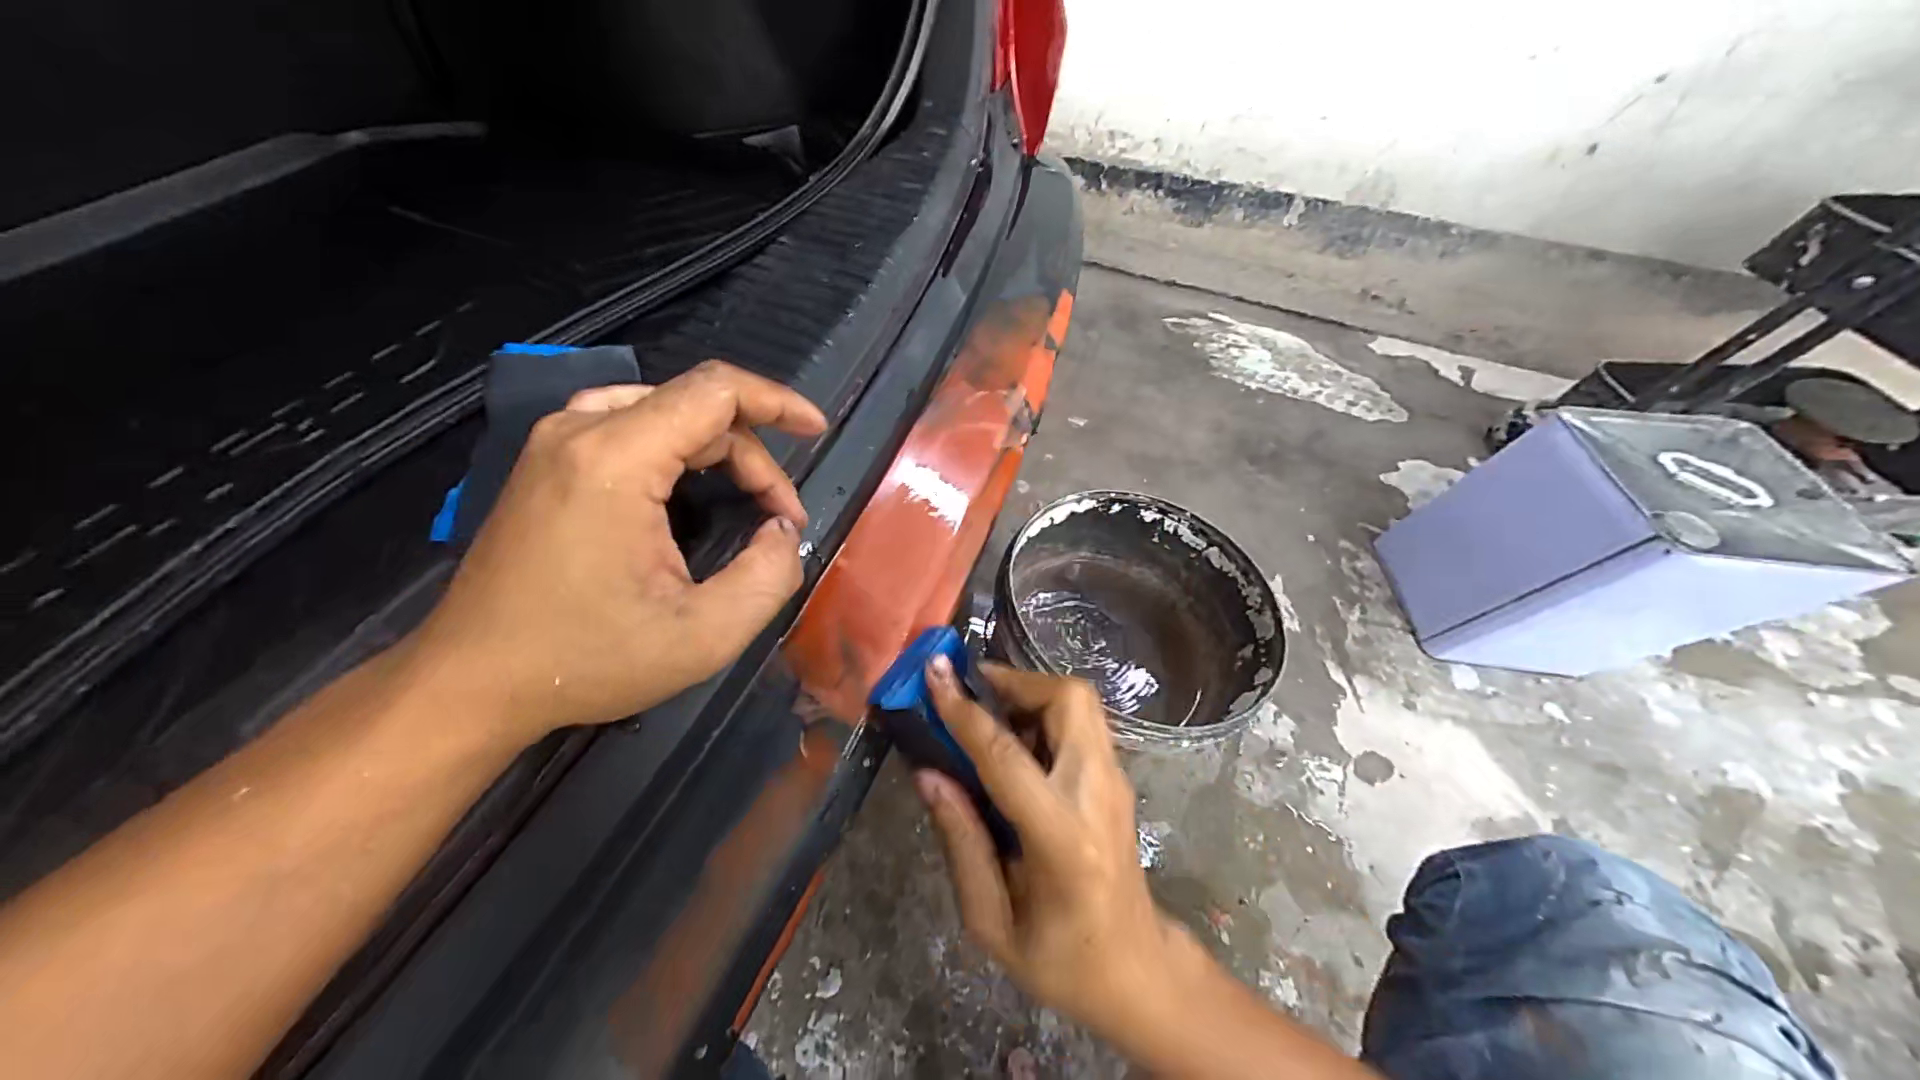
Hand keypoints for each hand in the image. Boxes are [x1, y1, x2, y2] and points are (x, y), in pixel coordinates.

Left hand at [402, 360, 826, 746]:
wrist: (472, 681)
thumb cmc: (586, 659)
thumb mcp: (704, 636)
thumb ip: (768, 576)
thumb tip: (782, 532)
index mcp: (616, 459)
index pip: (716, 392)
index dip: (778, 402)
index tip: (816, 431)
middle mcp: (580, 432)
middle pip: (695, 405)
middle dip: (753, 455)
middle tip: (780, 519)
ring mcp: (555, 443)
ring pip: (664, 411)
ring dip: (719, 448)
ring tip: (748, 498)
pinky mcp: (545, 463)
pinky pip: (629, 426)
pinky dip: (678, 448)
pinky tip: (691, 486)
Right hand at [918, 659, 1181, 1036]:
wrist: (1136, 969)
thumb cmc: (1059, 959)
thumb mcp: (990, 920)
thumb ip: (960, 841)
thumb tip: (927, 773)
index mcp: (1062, 838)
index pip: (1005, 754)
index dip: (963, 710)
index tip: (934, 672)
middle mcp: (1097, 793)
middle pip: (1068, 699)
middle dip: (1016, 681)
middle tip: (972, 692)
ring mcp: (1116, 781)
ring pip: (1080, 701)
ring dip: (1031, 693)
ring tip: (988, 715)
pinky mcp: (1118, 778)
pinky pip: (1082, 722)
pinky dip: (1045, 712)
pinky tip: (1016, 742)